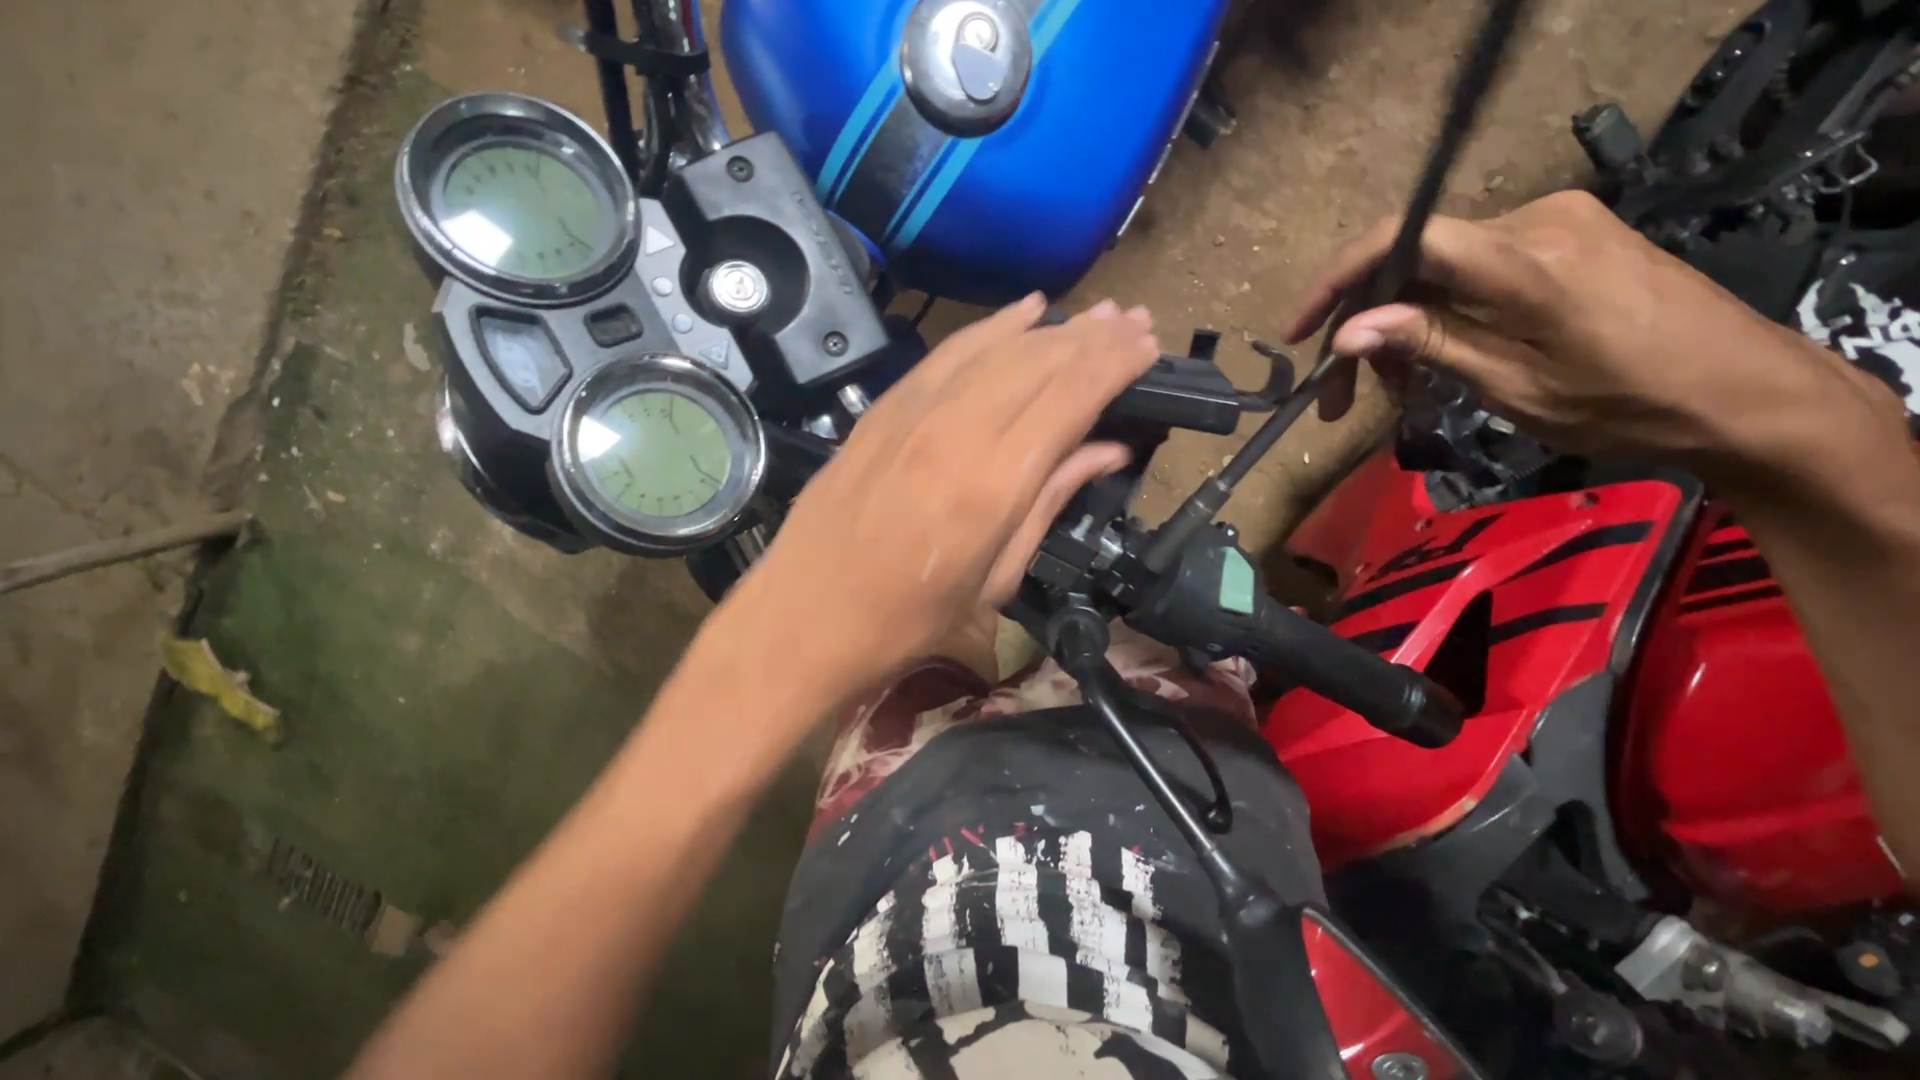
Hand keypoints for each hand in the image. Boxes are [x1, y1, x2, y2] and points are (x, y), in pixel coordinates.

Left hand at [719, 294, 1159, 690]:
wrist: (805, 614)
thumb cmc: (908, 619)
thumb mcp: (995, 578)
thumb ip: (1051, 501)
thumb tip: (1107, 450)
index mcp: (992, 483)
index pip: (1070, 397)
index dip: (1114, 365)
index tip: (1148, 347)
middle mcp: (955, 430)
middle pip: (1038, 362)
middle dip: (1093, 338)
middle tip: (1136, 322)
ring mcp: (913, 412)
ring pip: (996, 348)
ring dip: (1051, 328)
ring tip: (1096, 314)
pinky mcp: (884, 408)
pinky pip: (948, 353)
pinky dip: (991, 328)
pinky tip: (1022, 312)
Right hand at [1288, 191, 1906, 488]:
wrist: (1743, 391)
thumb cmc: (1627, 403)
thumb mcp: (1515, 385)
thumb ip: (1429, 344)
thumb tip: (1346, 332)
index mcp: (1524, 261)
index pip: (1403, 241)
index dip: (1337, 281)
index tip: (1299, 334)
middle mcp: (1536, 222)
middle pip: (1414, 261)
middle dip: (1365, 327)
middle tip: (1336, 397)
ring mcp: (1556, 223)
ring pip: (1440, 269)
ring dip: (1403, 327)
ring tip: (1393, 394)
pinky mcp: (1569, 236)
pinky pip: (1477, 268)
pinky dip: (1444, 314)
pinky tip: (1438, 361)